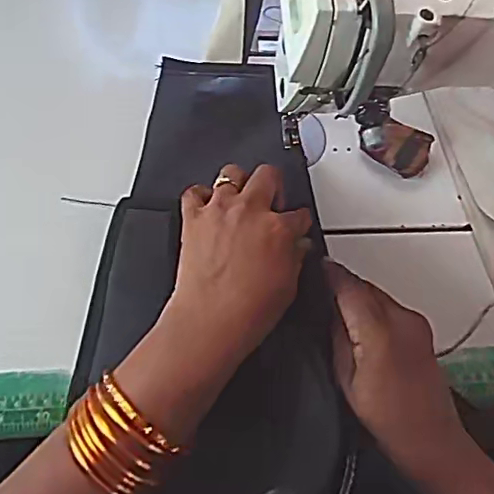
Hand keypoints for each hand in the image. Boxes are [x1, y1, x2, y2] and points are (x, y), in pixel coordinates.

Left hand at [166, 163, 313, 363]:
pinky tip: (207, 206)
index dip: (299, 219)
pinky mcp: (193, 217)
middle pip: (268, 174)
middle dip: (274, 184)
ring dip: (239, 183)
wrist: (209, 322)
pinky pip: (194, 192)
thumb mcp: (288, 288)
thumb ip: (295, 258)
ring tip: (240, 197)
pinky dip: (201, 196)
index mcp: (278, 228)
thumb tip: (297, 247)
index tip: (296, 224)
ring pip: (232, 172)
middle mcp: (250, 211)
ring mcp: (220, 210)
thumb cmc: (246, 311)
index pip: (299, 213)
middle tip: (272, 198)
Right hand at [326, 261, 493, 493]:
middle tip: (321, 291)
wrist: (433, 443)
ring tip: (340, 312)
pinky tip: (364, 326)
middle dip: (342, 284)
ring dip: (358, 296)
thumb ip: (336, 337)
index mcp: (380, 331)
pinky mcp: (423, 328)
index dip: (329, 273)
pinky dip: (374, 308)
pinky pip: (390, 305)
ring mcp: (416, 322)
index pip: (349, 285)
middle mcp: (402, 320)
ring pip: (377, 293)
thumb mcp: (346, 380)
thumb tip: (328, 310)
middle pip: (364, 285)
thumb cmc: (392, 423)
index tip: (315, 267)